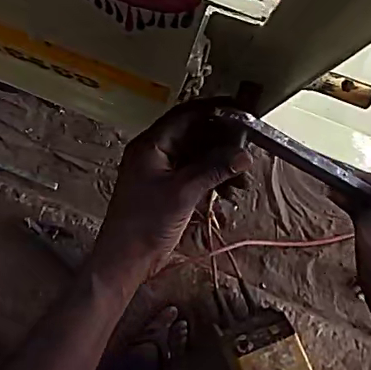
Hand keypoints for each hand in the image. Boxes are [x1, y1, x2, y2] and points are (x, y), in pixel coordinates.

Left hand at [91, 100, 251, 282]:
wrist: (124, 261)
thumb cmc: (145, 223)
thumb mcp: (183, 192)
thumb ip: (214, 169)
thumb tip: (243, 154)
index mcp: (151, 144)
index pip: (186, 114)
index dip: (214, 109)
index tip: (240, 109)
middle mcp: (154, 152)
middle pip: (194, 135)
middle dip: (222, 142)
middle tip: (246, 148)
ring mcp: (160, 171)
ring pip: (196, 156)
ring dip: (219, 164)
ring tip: (241, 180)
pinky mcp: (166, 189)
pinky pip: (193, 174)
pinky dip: (211, 179)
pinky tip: (228, 192)